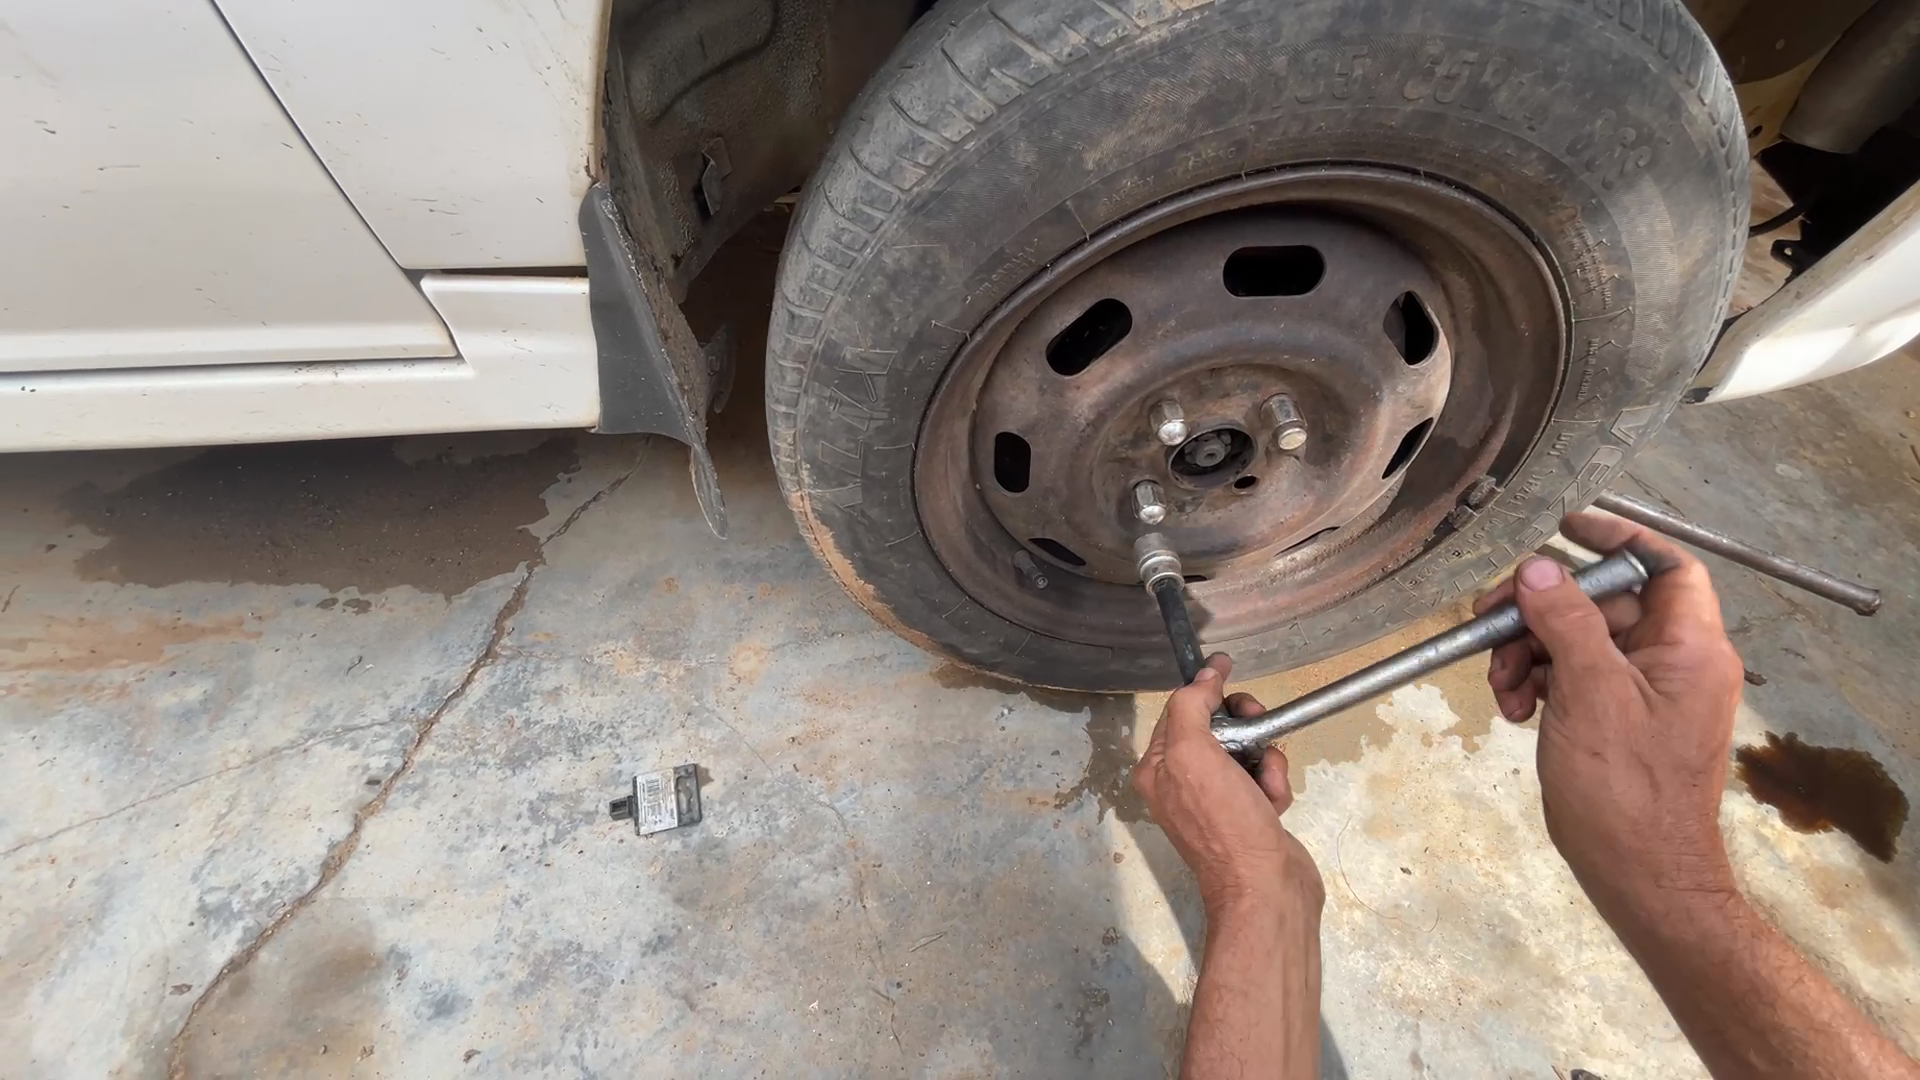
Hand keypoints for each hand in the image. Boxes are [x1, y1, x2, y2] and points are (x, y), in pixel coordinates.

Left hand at [1133, 655, 1324, 919]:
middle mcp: (1181, 782)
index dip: (1205, 688)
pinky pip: (1263, 780)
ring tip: (1267, 781)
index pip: (1179, 711)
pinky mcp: (1249, 815)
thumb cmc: (1224, 820)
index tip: (1227, 665)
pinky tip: (1274, 804)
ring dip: (1263, 759)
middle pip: (1215, 728)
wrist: (1266, 889)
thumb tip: (1203, 675)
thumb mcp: (1193, 754)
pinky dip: (1273, 785)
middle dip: (1242, 724)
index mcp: (1157, 767)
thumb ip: (1191, 707)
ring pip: (1246, 752)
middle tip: (1258, 721)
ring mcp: (1216, 800)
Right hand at [1476, 510, 1745, 918]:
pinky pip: (1561, 673)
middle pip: (1594, 603)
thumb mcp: (1590, 694)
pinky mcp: (1606, 711)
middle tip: (1487, 623)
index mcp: (1687, 649)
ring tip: (1502, 688)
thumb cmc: (1623, 783)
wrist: (1633, 866)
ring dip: (1522, 654)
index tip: (1564, 526)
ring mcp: (1635, 688)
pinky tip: (1513, 707)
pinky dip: (1529, 681)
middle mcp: (1667, 661)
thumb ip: (1566, 623)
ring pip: (1567, 638)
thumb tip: (1538, 567)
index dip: (1620, 538)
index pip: (1666, 569)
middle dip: (1535, 612)